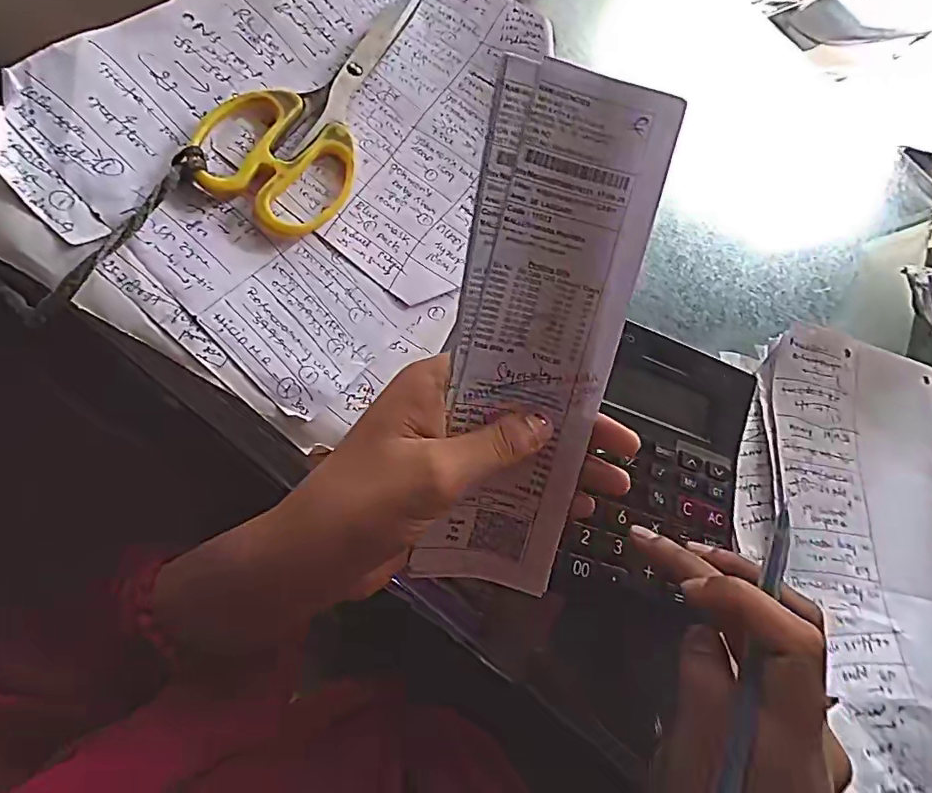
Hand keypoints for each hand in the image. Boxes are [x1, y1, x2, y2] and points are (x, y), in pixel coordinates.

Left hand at [278, 354, 639, 599]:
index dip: (552, 379)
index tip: (596, 390)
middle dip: (570, 434)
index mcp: (434, 386)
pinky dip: (531, 499)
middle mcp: (443, 411)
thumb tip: (544, 422)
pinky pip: (497, 486)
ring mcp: (445, 452)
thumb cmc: (363, 503)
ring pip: (514, 453)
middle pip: (518, 413)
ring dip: (558, 471)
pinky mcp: (444, 490)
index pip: (504, 368)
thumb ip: (493, 446)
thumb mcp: (433, 471)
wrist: (308, 563)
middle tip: (623, 452)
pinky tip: (570, 515)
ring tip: (611, 489)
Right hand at [633, 528, 851, 792]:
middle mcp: (812, 731)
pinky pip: (768, 656)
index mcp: (793, 747)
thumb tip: (699, 632)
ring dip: (734, 590)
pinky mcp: (789, 727)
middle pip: (796, 624)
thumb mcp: (686, 774)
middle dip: (735, 575)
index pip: (795, 643)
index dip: (745, 598)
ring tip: (684, 562)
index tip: (689, 580)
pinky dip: (734, 621)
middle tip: (674, 550)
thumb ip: (699, 699)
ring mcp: (806, 728)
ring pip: (783, 634)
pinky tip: (704, 610)